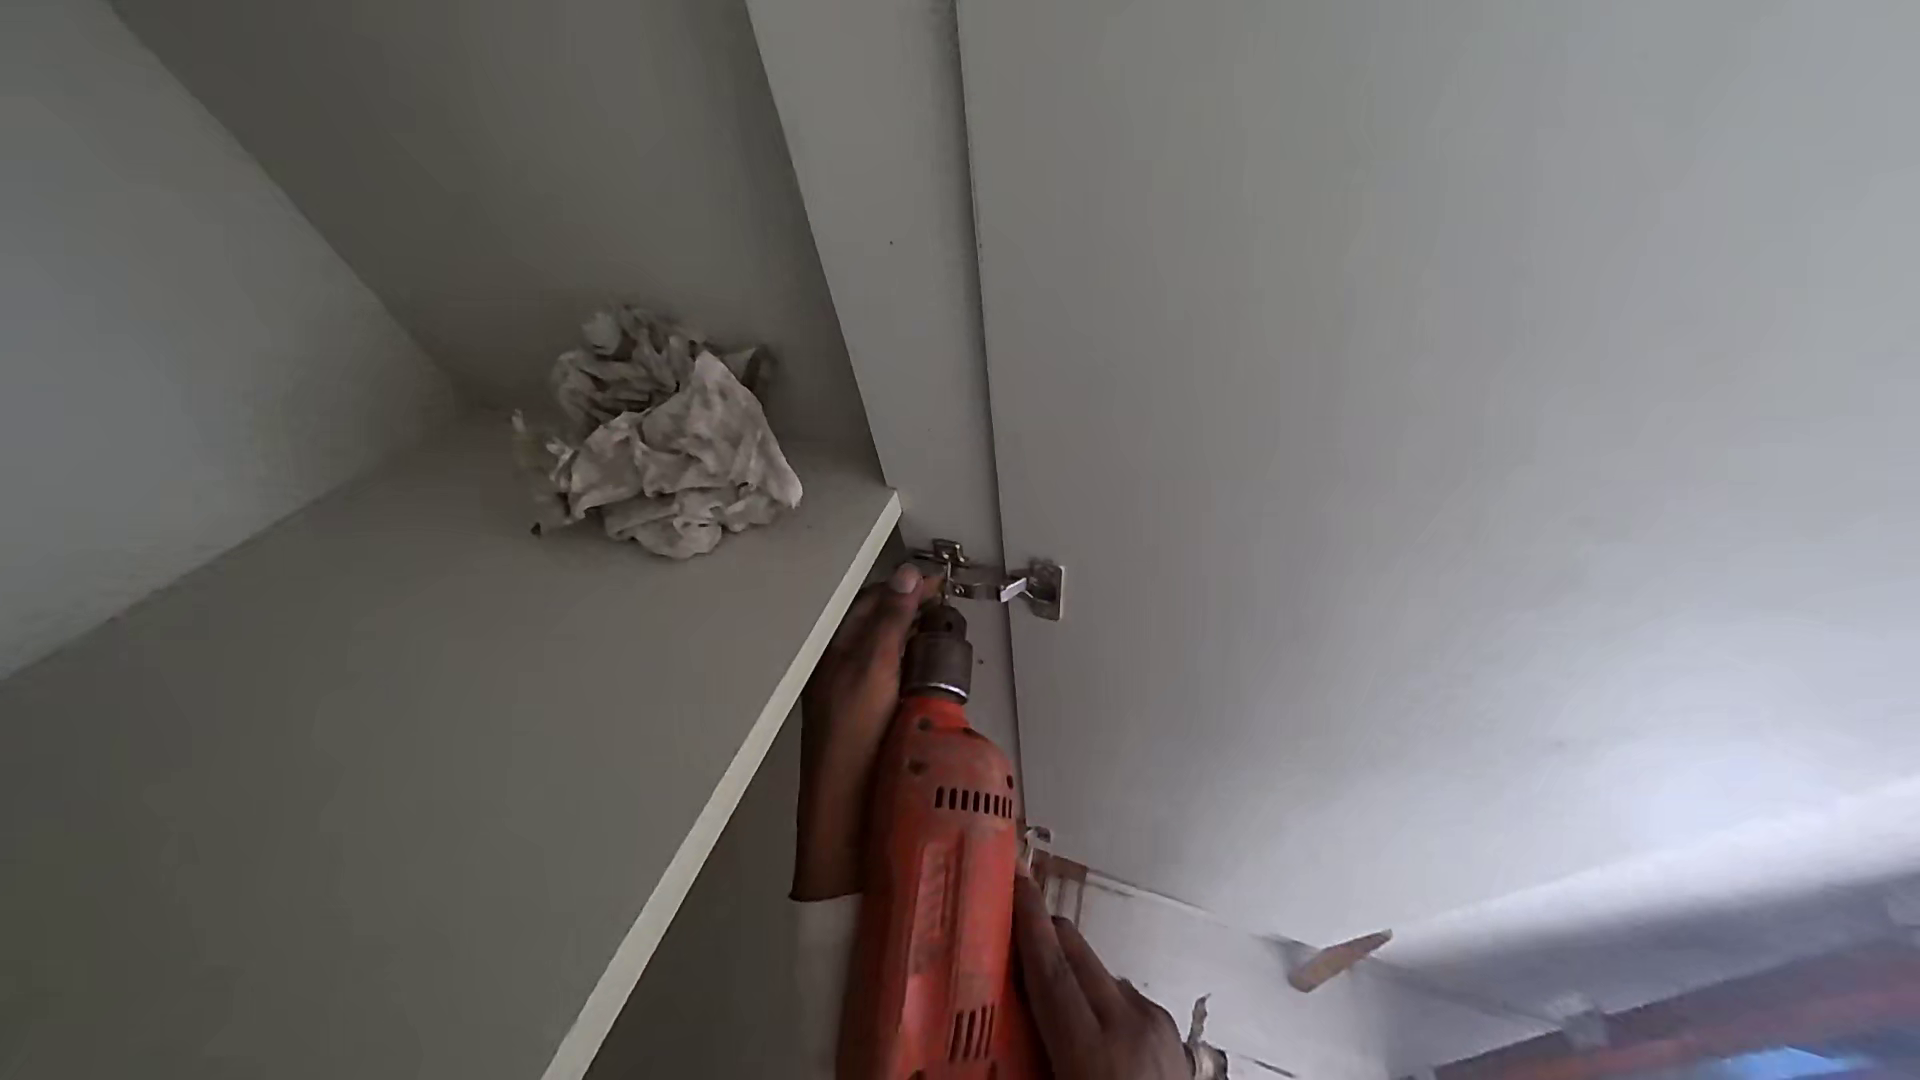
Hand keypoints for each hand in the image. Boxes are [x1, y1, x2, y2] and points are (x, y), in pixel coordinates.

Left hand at [791, 562, 942, 900]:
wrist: (846, 811)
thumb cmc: (854, 734)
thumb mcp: (872, 669)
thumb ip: (889, 622)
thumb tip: (908, 572)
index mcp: (834, 652)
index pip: (869, 603)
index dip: (902, 589)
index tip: (939, 583)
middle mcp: (842, 668)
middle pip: (879, 625)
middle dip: (912, 611)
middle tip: (948, 610)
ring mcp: (857, 695)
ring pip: (889, 651)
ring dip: (916, 638)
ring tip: (946, 635)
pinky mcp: (874, 718)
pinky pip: (896, 679)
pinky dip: (916, 667)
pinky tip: (936, 672)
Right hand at [1013, 875, 1190, 1079]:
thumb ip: (1027, 1048)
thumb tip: (1000, 1010)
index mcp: (1094, 1050)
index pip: (1051, 967)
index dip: (1028, 918)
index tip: (1014, 872)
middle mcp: (1130, 1023)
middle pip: (1074, 950)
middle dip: (1041, 932)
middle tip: (1006, 933)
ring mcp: (1156, 1024)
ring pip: (1098, 969)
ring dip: (1070, 971)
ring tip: (1046, 995)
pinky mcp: (1172, 1031)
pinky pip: (1123, 994)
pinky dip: (1099, 998)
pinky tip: (1090, 1031)